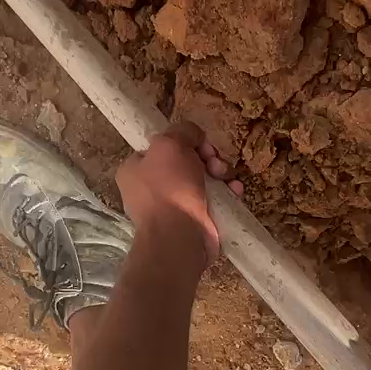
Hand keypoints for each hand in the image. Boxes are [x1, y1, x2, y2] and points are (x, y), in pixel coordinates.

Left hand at [116, 122, 241, 263]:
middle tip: (214, 162)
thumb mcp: (169, 144)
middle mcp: (151, 188)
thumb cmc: (169, 188)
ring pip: (203, 179)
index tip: (199, 143)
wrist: (179, 238)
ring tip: (226, 177)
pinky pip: (214, 199)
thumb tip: (195, 136)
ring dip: (220, 173)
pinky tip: (235, 191)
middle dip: (206, 157)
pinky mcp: (195, 220)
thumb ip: (182, 131)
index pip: (160, 146)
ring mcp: (174, 206)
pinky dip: (227, 193)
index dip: (183, 141)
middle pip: (186, 161)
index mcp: (135, 169)